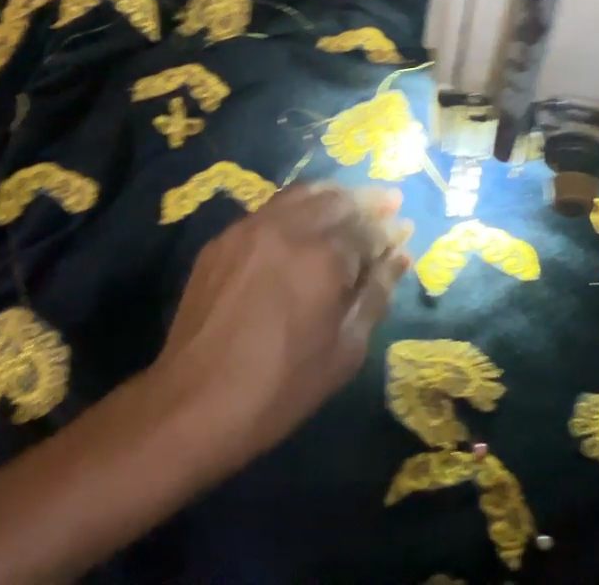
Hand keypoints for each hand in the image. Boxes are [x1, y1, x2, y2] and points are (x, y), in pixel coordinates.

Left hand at [150, 183, 412, 472]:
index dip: (389, 227)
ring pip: (299, 195)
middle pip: (335, 199)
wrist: (194, 403)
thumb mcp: (344, 351)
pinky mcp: (221, 240)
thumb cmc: (280, 388)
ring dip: (330, 196)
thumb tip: (398, 255)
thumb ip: (374, 295)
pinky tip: (303, 224)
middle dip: (365, 200)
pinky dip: (296, 208)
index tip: (403, 226)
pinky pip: (268, 210)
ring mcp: (248, 230)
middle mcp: (287, 230)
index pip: (367, 227)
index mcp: (323, 259)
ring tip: (349, 204)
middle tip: (386, 203)